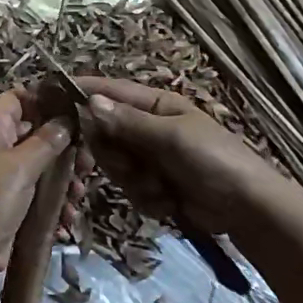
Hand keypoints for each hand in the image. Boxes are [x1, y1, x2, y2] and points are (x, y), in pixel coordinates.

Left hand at [0, 88, 72, 283]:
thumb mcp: (22, 167)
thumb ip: (47, 139)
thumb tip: (67, 119)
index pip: (19, 97)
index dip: (47, 102)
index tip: (78, 117)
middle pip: (32, 130)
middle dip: (63, 147)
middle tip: (88, 166)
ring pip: (37, 161)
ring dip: (61, 177)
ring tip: (78, 195)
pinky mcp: (4, 194)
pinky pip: (32, 185)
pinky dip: (50, 197)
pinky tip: (67, 216)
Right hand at [74, 76, 274, 235]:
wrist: (250, 211)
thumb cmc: (215, 161)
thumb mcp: (171, 137)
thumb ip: (128, 122)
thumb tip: (91, 101)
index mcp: (155, 105)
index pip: (110, 91)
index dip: (82, 91)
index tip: (51, 93)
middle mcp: (147, 128)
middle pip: (104, 133)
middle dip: (115, 154)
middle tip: (132, 166)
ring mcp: (149, 158)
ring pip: (114, 164)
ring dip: (134, 180)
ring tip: (160, 188)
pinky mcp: (153, 185)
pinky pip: (128, 188)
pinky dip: (146, 198)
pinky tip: (168, 202)